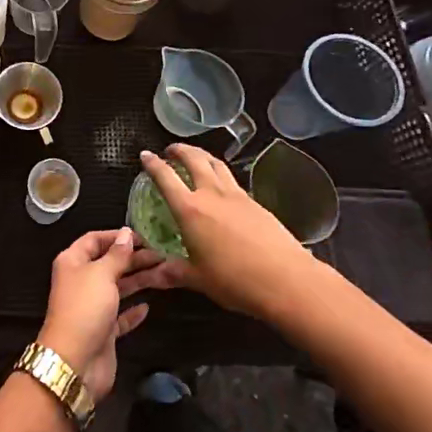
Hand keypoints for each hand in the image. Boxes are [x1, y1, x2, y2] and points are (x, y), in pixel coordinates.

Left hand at [38, 228, 159, 400]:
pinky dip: (132, 311)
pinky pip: (120, 316)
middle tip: (161, 254)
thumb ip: (117, 254)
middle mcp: (81, 281)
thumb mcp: (102, 274)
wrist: (75, 361)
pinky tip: (147, 306)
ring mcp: (92, 307)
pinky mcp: (103, 330)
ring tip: (164, 273)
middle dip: (133, 258)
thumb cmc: (85, 308)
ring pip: (118, 288)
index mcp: (73, 262)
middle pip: (109, 263)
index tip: (143, 236)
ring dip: (138, 281)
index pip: (94, 239)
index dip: (116, 236)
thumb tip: (126, 233)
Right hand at [122, 144, 324, 321]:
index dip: (153, 164)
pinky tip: (221, 185)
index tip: (145, 155)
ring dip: (202, 155)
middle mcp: (212, 195)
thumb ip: (173, 272)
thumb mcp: (198, 279)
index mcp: (190, 210)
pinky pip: (232, 179)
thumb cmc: (235, 280)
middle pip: (194, 159)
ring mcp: (236, 196)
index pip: (166, 178)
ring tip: (195, 157)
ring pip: (216, 164)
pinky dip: (220, 173)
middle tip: (170, 150)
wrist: (285, 279)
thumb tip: (152, 275)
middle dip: (180, 150)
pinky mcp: (255, 202)